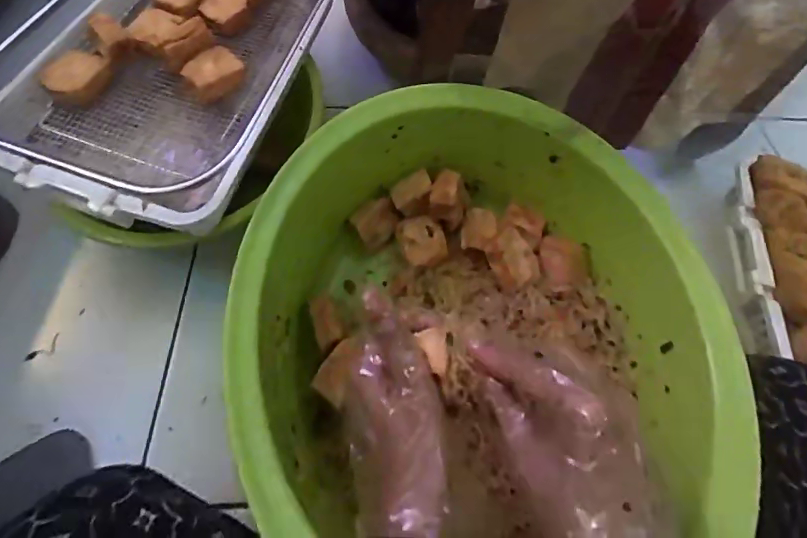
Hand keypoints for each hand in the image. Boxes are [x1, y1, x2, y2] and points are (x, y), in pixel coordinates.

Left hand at [345, 290, 446, 537]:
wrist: (407, 517)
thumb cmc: (413, 447)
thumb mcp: (411, 385)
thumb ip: (392, 336)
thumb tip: (366, 290)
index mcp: (360, 369)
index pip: (383, 323)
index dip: (415, 319)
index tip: (445, 327)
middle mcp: (356, 384)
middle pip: (390, 347)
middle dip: (420, 343)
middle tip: (451, 351)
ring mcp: (365, 409)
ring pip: (396, 371)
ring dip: (422, 367)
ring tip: (449, 372)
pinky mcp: (378, 429)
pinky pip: (399, 395)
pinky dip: (418, 390)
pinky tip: (438, 401)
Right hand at [469, 336, 667, 537]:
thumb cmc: (572, 511)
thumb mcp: (529, 465)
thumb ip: (507, 414)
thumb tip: (486, 379)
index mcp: (580, 401)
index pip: (531, 366)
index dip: (497, 354)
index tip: (469, 344)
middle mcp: (603, 387)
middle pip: (552, 354)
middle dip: (518, 352)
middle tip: (486, 354)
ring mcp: (618, 396)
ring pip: (569, 362)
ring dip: (537, 362)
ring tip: (507, 367)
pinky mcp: (624, 410)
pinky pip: (583, 377)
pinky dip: (557, 375)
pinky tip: (539, 386)